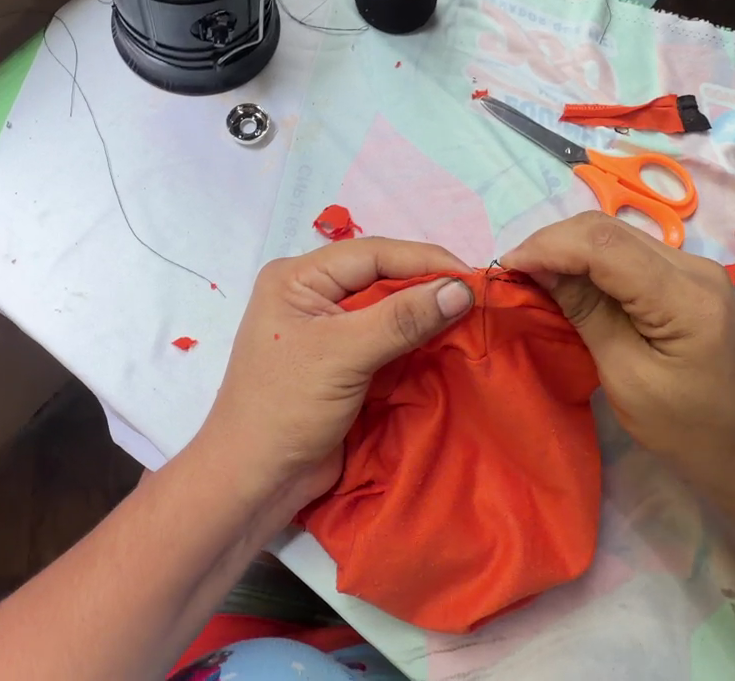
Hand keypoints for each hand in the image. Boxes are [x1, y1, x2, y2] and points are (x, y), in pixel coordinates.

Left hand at [194, 237, 474, 519]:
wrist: (255, 481)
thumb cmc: (285, 407)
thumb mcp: (343, 355)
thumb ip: (402, 319)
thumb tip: (461, 289)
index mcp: (299, 277)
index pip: (372, 254)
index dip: (424, 261)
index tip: (473, 277)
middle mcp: (313, 294)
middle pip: (382, 277)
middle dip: (428, 286)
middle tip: (479, 297)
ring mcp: (328, 329)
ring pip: (389, 309)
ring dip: (426, 315)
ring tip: (474, 317)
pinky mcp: (344, 362)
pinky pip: (388, 340)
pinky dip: (417, 342)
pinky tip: (449, 343)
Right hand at [501, 213, 734, 495]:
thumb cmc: (686, 428)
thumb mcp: (626, 377)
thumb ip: (586, 313)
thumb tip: (539, 268)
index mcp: (686, 296)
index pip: (605, 245)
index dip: (550, 247)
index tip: (507, 267)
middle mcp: (693, 266)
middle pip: (607, 229)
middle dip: (552, 243)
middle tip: (513, 273)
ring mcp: (692, 267)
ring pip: (613, 233)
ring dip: (566, 248)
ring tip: (531, 274)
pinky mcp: (684, 275)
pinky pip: (625, 250)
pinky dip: (587, 258)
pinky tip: (565, 278)